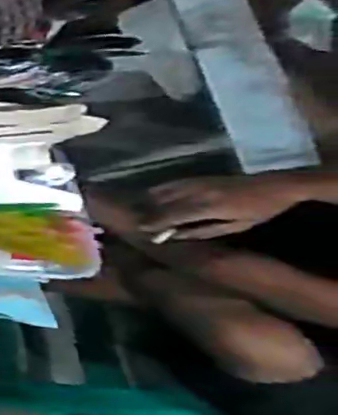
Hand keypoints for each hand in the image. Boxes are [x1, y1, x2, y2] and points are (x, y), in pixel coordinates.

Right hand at [142, 175, 302, 239]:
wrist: (274, 185)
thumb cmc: (260, 210)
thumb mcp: (238, 226)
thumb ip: (204, 231)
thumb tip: (174, 236)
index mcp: (208, 207)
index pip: (171, 216)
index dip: (154, 223)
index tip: (141, 229)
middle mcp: (194, 194)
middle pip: (159, 204)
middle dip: (147, 215)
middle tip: (142, 224)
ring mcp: (191, 184)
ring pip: (157, 194)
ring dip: (149, 204)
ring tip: (148, 213)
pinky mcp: (191, 178)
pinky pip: (164, 186)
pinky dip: (155, 193)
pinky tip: (154, 200)